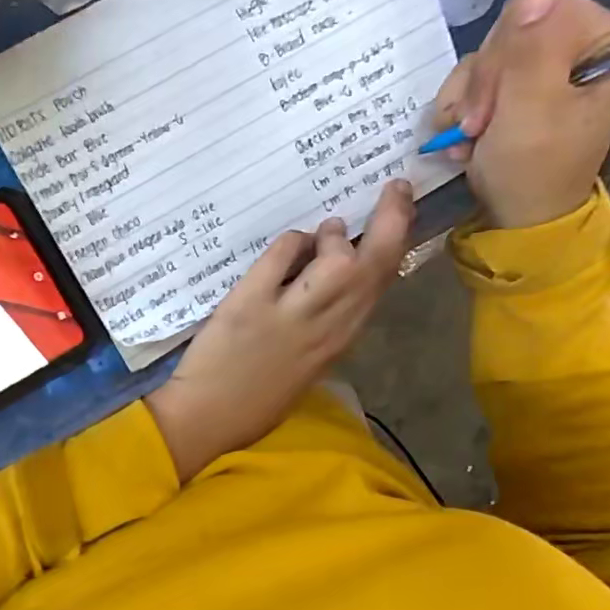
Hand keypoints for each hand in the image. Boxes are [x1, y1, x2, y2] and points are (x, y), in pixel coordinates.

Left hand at [144, 180, 414, 482]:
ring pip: (337, 264)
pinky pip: (280, 259)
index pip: (381, 289)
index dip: (397, 247)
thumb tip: (328, 280)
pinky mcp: (250, 306)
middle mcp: (325, 329)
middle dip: (390, 222)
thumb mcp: (305, 365)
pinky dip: (290, 245)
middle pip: (372, 269)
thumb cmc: (254, 399)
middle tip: (394, 190)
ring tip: (326, 230)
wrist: (207, 419)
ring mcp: (289, 317)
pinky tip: (287, 247)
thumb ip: (322, 326)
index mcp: (338, 343)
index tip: (401, 214)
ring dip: (336, 238)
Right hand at [431, 0, 609, 229]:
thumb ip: (532, 51)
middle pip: (510, 31)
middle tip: (477, 126)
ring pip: (487, 56)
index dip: (505, 56)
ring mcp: (547, 66)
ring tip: (468, 137)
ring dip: (465, 100)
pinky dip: (461, 107)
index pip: (542, 10)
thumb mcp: (530, 110)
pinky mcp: (518, 85)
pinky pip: (475, 76)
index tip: (492, 107)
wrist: (517, 217)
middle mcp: (582, 45)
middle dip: (482, 83)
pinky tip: (464, 135)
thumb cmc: (532, 170)